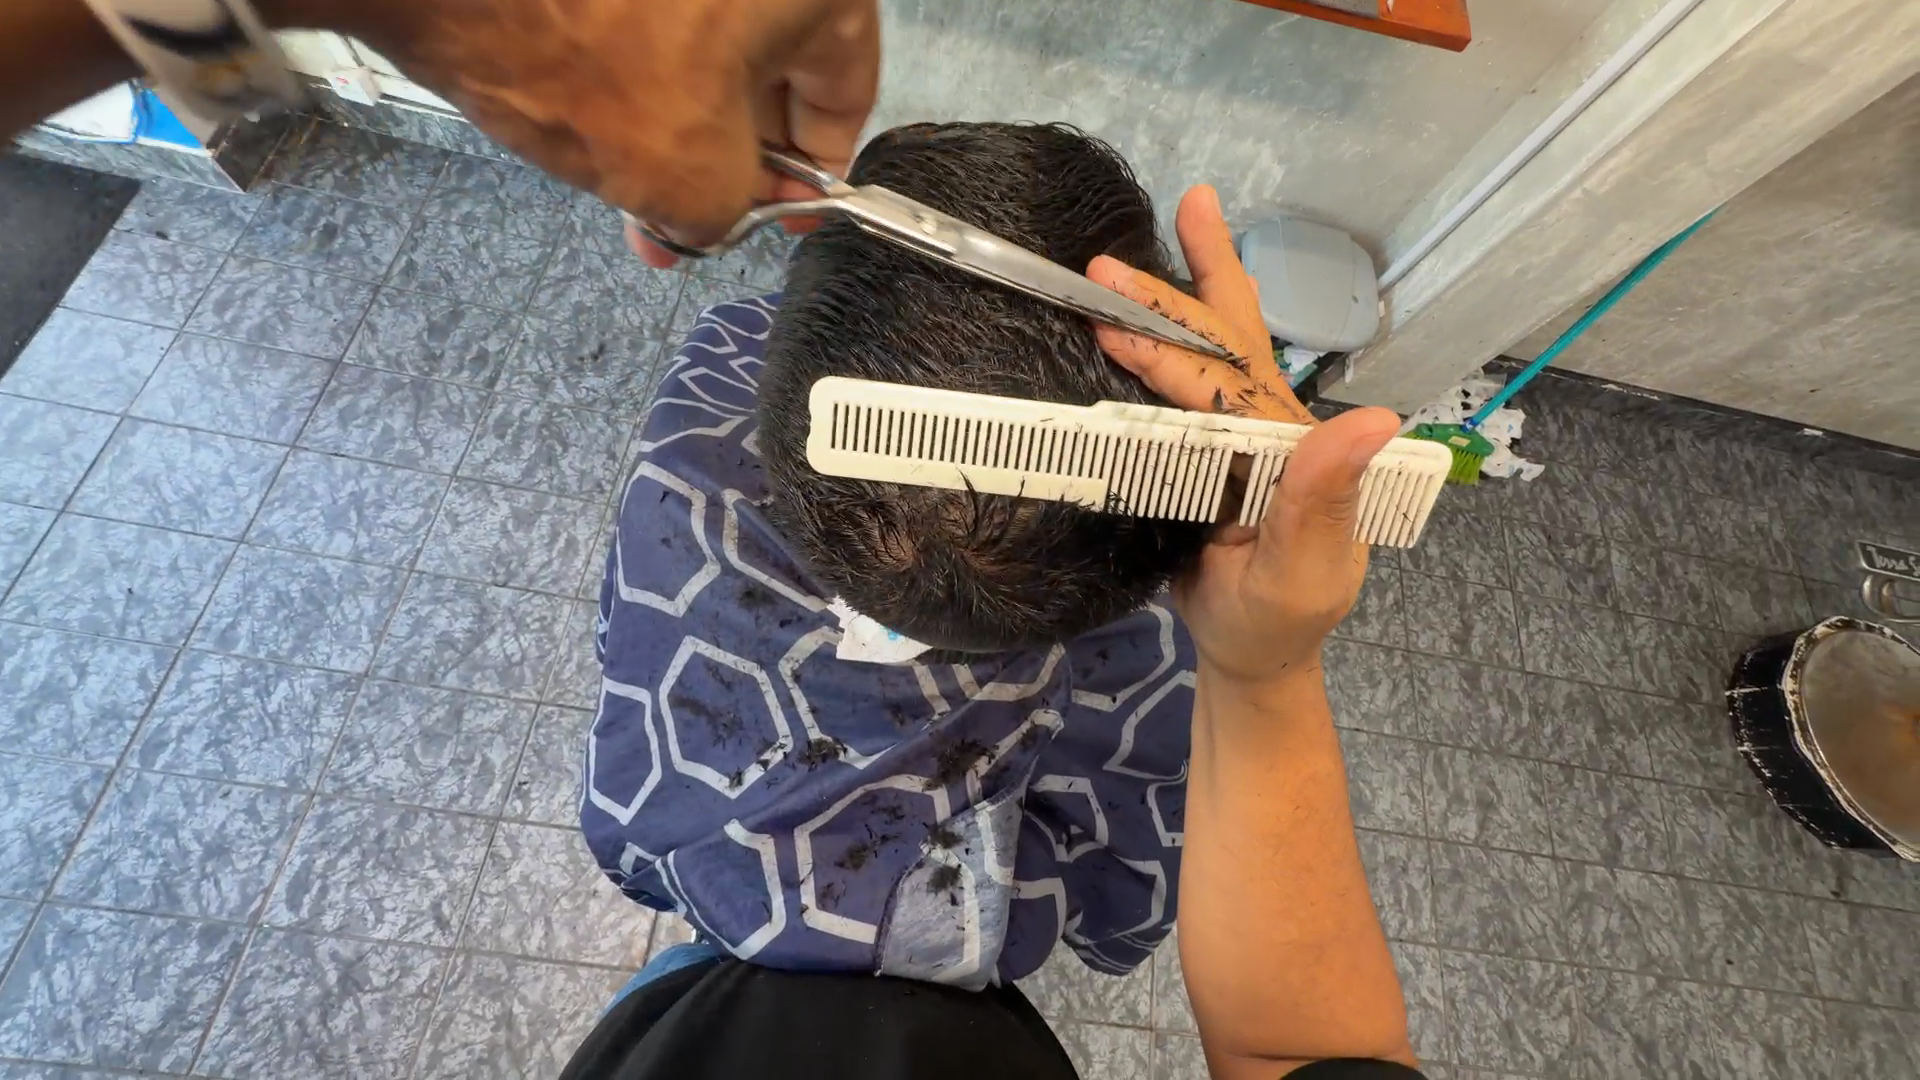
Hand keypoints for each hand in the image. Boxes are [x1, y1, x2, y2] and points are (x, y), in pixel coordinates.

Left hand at [327, 0, 877, 260]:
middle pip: (767, 65)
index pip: (845, 92)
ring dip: (677, 129)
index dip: (814, 172)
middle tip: (702, 223)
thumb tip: (721, 207)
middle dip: (731, 161)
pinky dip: (634, 71)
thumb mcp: (699, 183)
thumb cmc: (603, 66)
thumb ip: (740, 210)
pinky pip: (644, 8)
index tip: (783, 217)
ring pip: (700, 39)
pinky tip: (605, 135)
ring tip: (641, 205)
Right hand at [1087, 186, 1400, 688]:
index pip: (1229, 388)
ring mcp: (1236, 440)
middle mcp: (1269, 430)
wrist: (1247, 649)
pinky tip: (1154, 312)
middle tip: (1111, 258)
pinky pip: (1182, 395)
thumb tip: (1372, 418)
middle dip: (1177, 294)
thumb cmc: (1277, 621)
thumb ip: (1325, 503)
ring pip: (1212, 355)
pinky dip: (1164, 345)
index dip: (1169, 354)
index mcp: (1295, 449)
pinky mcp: (1205, 457)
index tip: (1110, 326)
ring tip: (1168, 231)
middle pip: (1230, 344)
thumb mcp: (1306, 575)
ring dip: (1180, 298)